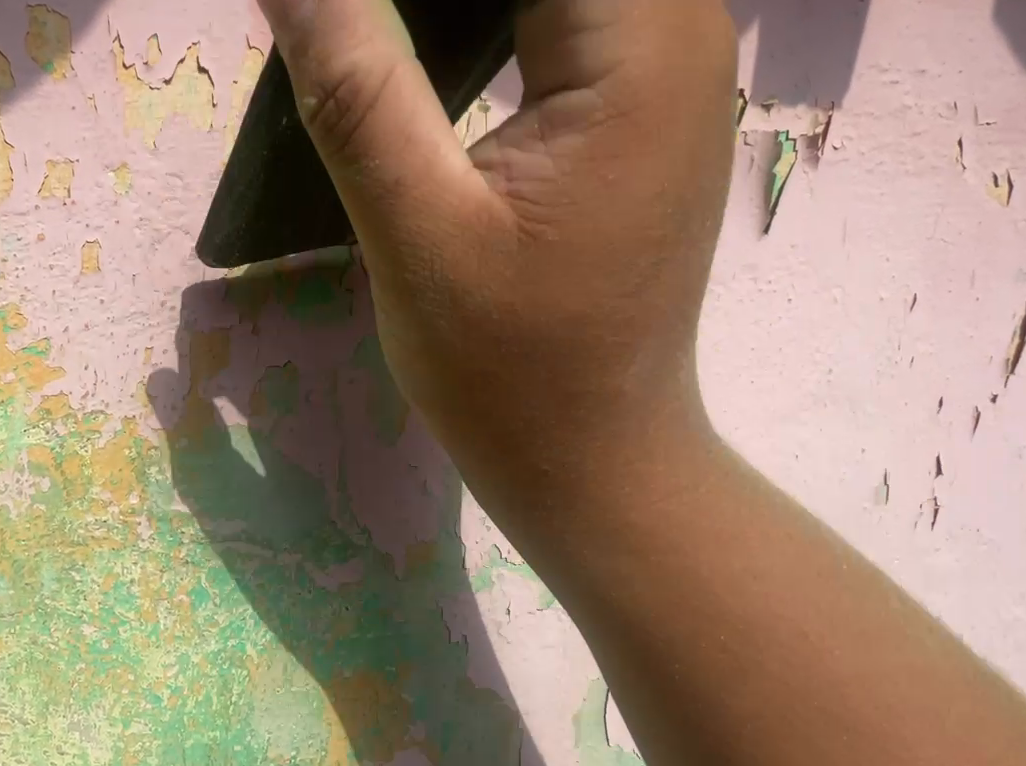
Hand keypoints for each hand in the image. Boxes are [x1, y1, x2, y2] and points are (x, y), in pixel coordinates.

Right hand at [255, 0, 738, 519]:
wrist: (588, 459)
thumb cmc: (508, 370)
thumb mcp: (418, 235)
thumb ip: (357, 93)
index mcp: (640, 40)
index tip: (345, 24)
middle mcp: (680, 27)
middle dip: (432, 2)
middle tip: (345, 37)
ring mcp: (667, 71)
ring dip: (454, 11)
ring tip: (369, 43)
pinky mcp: (639, 115)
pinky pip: (562, 24)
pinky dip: (487, 27)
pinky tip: (426, 66)